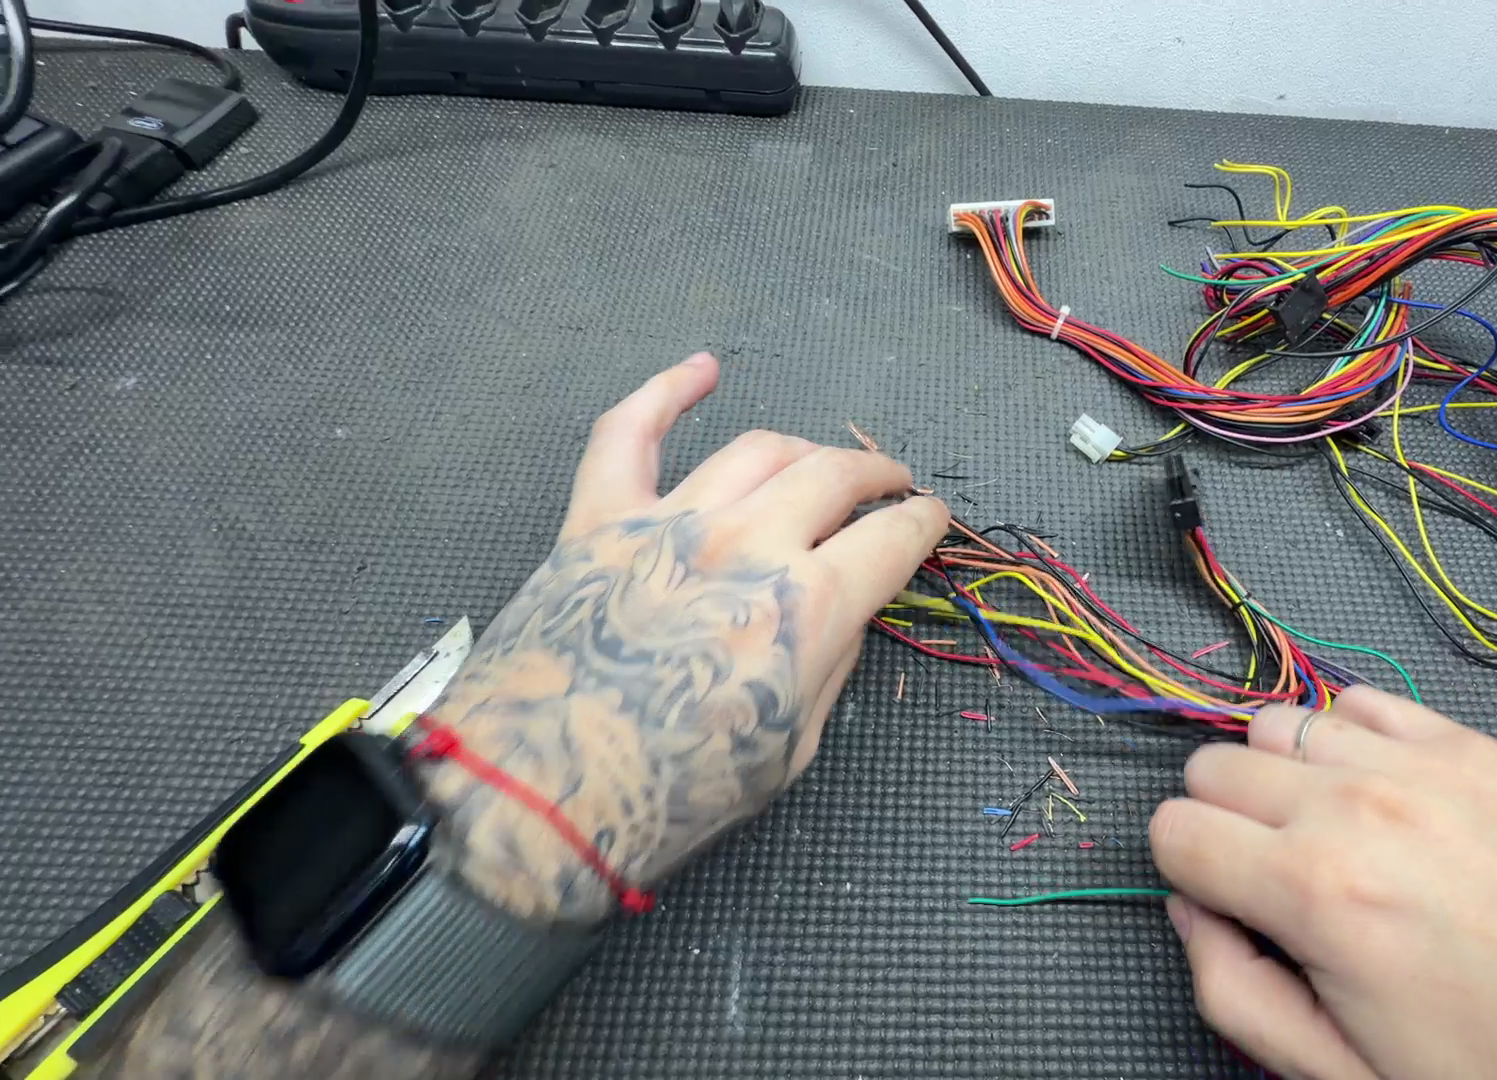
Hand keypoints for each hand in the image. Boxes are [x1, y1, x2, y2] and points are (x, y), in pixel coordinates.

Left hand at [416, 353, 948, 922]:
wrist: (536, 803)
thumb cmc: (674, 794)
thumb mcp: (792, 746)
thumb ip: (831, 660)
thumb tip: (847, 606)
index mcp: (807, 606)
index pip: (892, 539)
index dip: (924, 523)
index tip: (931, 518)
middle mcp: (747, 544)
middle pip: (834, 476)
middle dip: (879, 475)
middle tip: (893, 484)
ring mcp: (669, 521)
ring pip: (758, 449)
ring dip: (806, 449)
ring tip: (823, 461)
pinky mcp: (599, 519)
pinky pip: (628, 433)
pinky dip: (666, 392)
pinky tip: (701, 369)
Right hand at [1150, 686, 1496, 1079]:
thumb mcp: (1349, 1077)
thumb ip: (1233, 991)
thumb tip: (1191, 909)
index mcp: (1315, 894)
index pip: (1172, 831)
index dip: (1188, 871)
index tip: (1232, 900)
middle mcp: (1350, 806)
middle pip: (1209, 766)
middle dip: (1224, 821)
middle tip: (1280, 872)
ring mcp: (1410, 763)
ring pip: (1271, 724)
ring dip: (1280, 775)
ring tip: (1330, 828)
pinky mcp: (1463, 741)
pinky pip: (1352, 701)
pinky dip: (1344, 740)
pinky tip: (1381, 793)